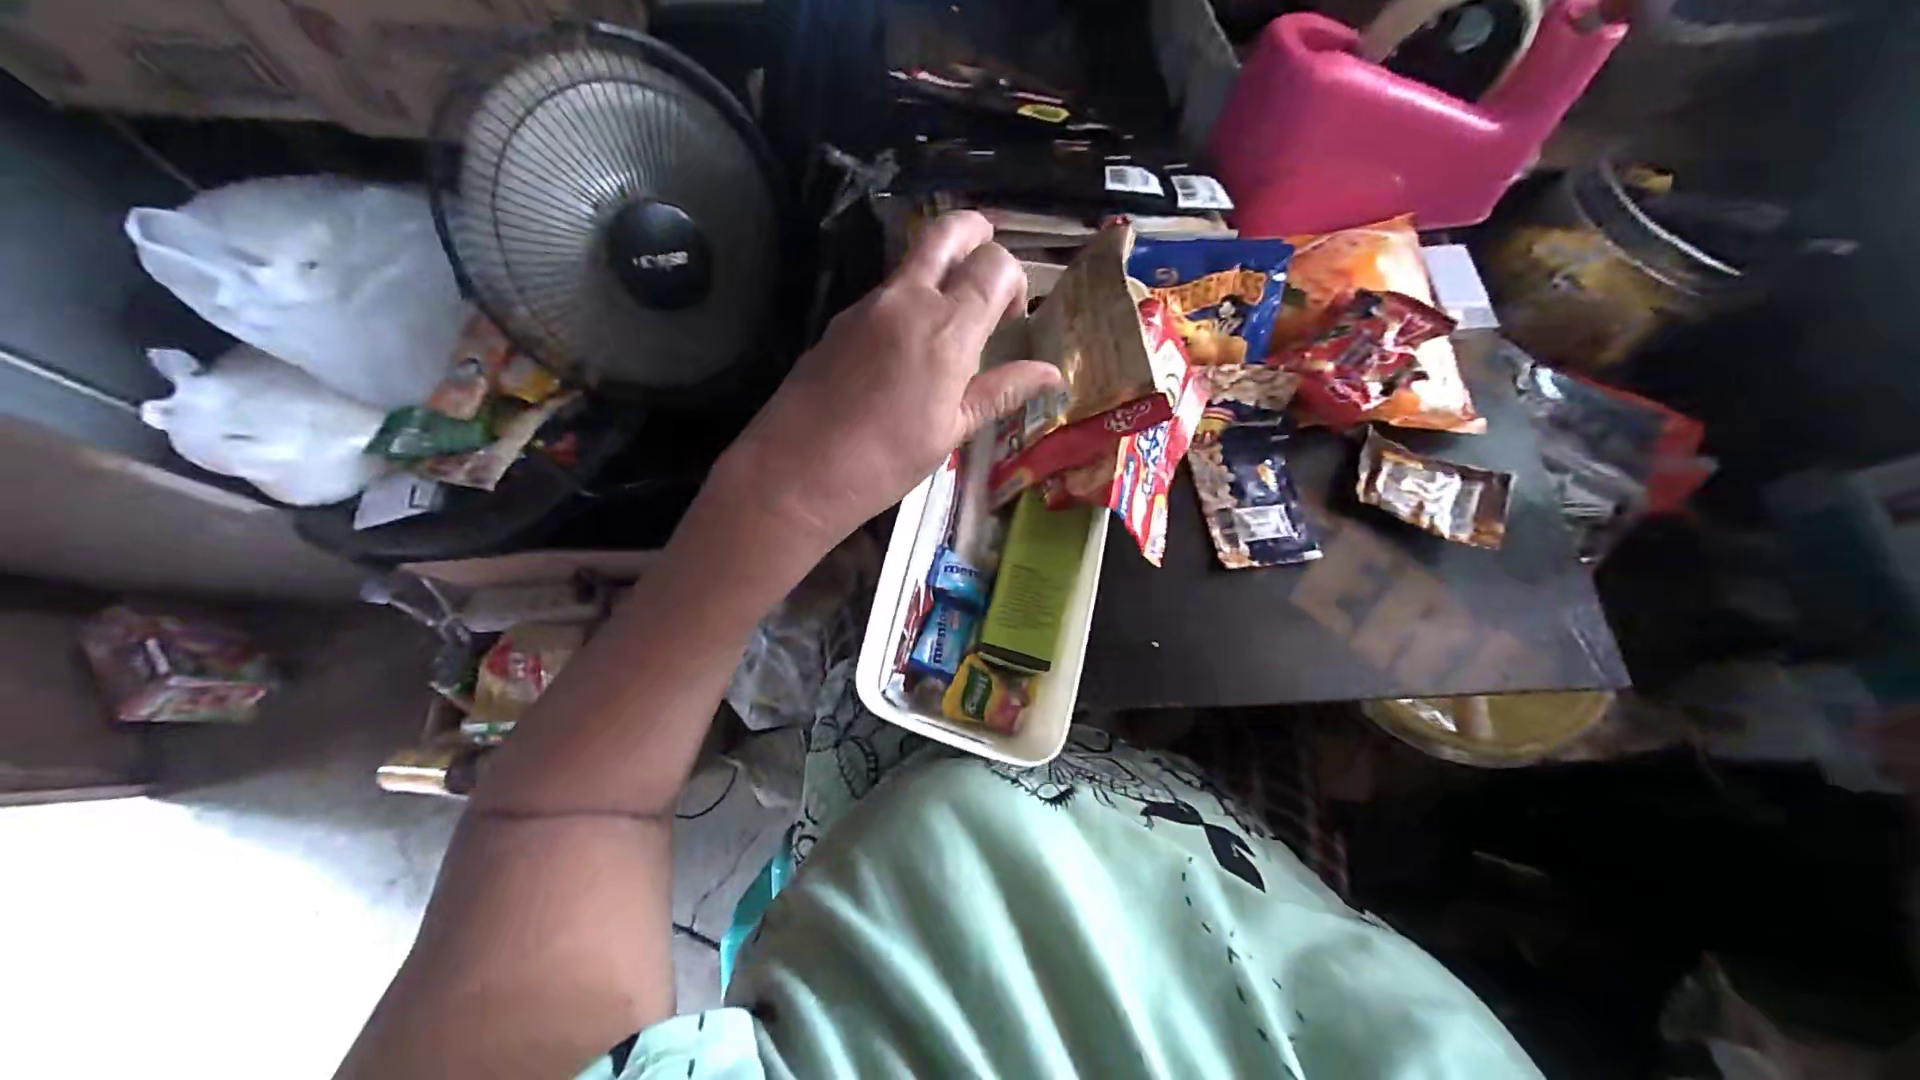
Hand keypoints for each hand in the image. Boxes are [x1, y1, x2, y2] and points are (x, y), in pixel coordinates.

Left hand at [716, 211, 1063, 548]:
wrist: (796, 470)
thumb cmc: (886, 460)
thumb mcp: (952, 430)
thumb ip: (1001, 390)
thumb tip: (1053, 373)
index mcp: (948, 326)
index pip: (995, 263)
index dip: (1013, 280)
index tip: (1010, 320)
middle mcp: (908, 299)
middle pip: (948, 231)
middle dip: (977, 234)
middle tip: (988, 269)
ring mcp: (868, 305)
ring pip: (913, 261)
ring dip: (940, 271)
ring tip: (949, 323)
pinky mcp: (840, 321)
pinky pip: (885, 294)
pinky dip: (908, 301)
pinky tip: (905, 351)